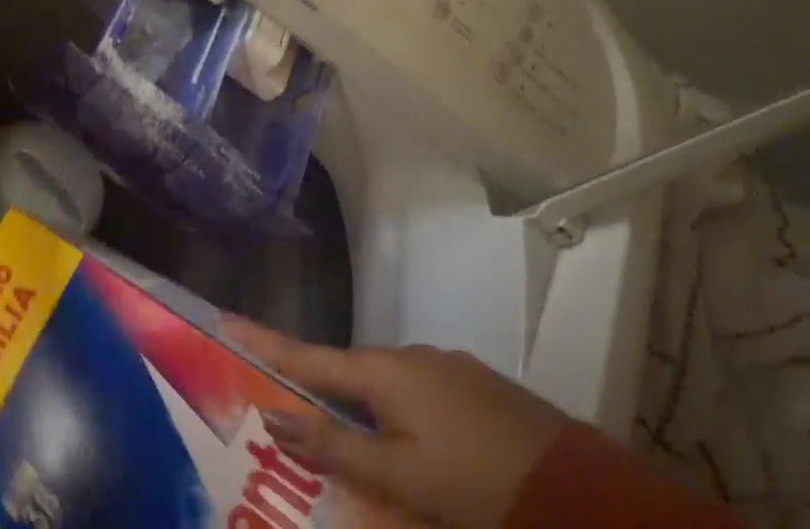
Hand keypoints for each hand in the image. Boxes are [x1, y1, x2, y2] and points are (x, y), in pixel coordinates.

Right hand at [223, 318, 573, 528]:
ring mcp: (452, 369)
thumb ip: (331, 446)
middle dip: (322, 394)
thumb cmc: (480, 485)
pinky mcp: (485, 389)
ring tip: (369, 451)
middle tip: (300, 420)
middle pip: (348, 373)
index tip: (223, 320)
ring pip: (389, 387)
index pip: (305, 355)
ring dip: (370, 410)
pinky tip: (421, 449)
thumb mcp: (399, 476)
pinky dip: (406, 415)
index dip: (261, 342)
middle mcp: (412, 356)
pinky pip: (424, 395)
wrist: (596, 500)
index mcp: (384, 371)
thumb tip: (270, 415)